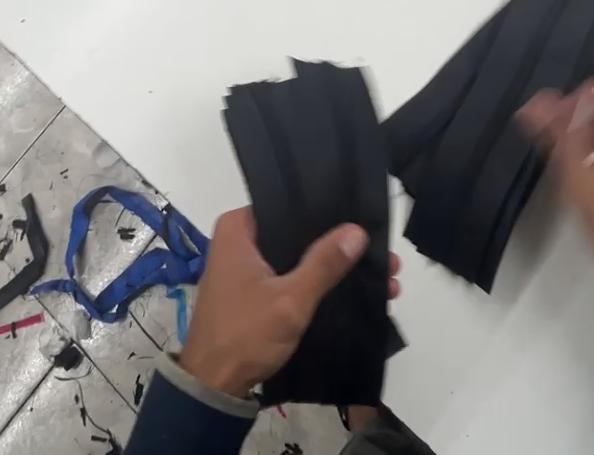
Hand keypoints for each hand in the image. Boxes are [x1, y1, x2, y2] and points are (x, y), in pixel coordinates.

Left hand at [178, 207, 401, 397]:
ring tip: (379, 274)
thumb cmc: (245, 334)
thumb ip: (323, 264)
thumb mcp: (290, 299)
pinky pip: (289, 276)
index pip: (288, 206)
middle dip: (337, 246)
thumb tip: (358, 230)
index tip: (362, 218)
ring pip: (296, 257)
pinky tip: (350, 291)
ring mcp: (244, 267)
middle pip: (296, 233)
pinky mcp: (251, 291)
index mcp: (238, 227)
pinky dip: (315, 283)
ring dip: (331, 268)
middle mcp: (238, 240)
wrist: (213, 388)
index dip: (327, 213)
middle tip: (380, 251)